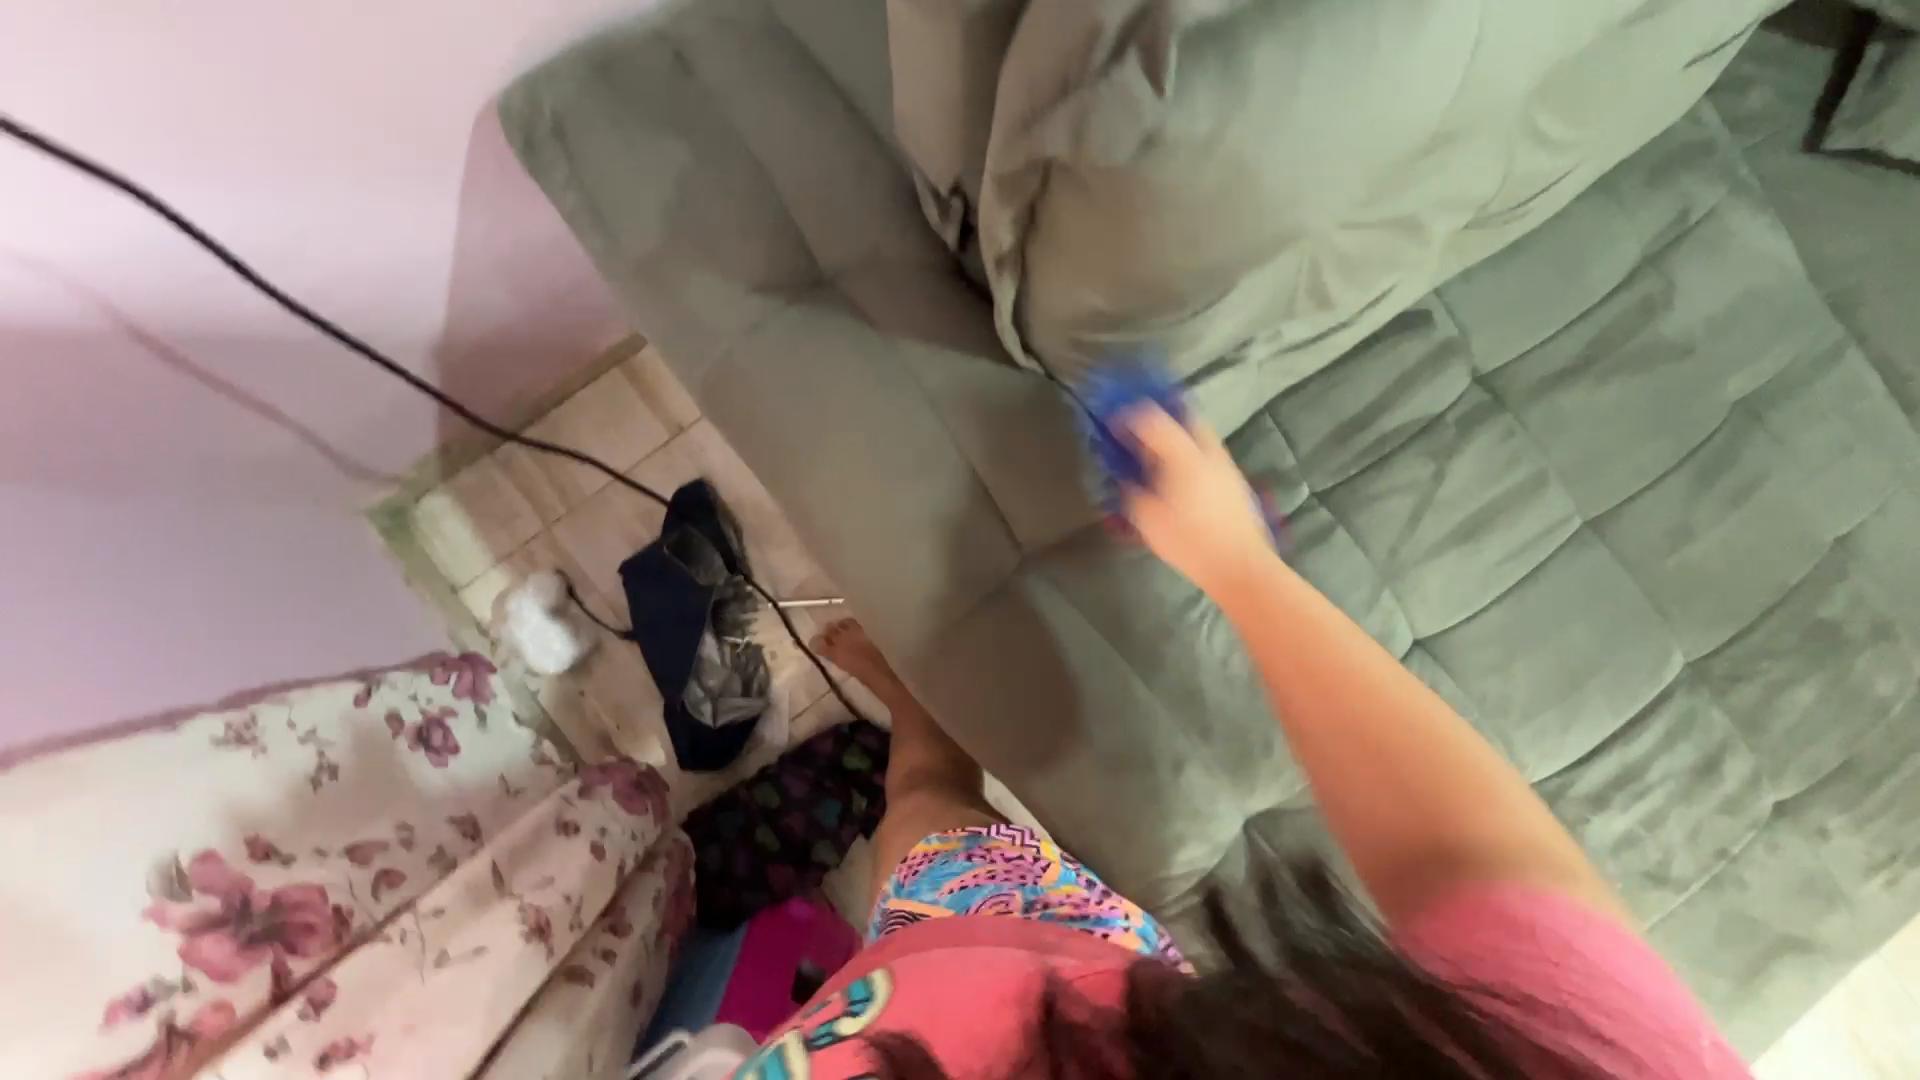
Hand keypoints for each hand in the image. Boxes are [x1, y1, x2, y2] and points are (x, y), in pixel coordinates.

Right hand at [1116, 406, 1273, 593]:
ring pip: (1203, 436)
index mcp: (1184, 459)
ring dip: (1181, 434)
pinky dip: (1193, 453)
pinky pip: (1210, 455)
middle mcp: (1209, 455)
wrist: (1240, 565)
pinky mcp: (1236, 483)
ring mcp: (1227, 467)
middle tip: (1144, 425)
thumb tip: (1129, 480)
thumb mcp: (1149, 521)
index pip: (1156, 422)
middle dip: (1165, 415)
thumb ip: (1135, 494)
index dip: (1133, 416)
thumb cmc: (1190, 543)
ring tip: (1161, 449)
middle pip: (1189, 418)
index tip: (1116, 420)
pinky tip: (1183, 473)